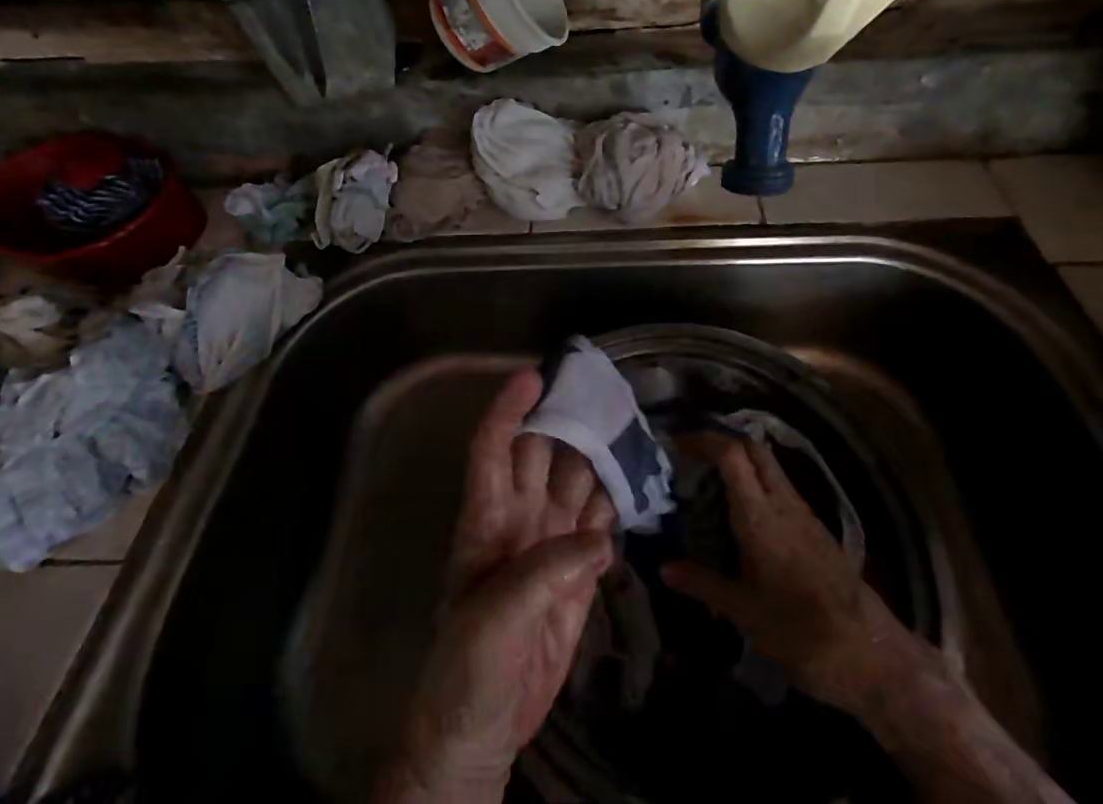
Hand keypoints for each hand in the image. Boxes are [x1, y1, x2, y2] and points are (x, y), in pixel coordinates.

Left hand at [375, 370, 615, 803]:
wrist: (484, 727)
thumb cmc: (467, 667)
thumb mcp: (494, 618)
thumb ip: (545, 572)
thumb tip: (599, 538)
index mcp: (486, 520)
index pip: (494, 450)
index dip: (509, 411)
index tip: (533, 375)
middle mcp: (519, 521)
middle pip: (543, 457)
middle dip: (566, 421)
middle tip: (603, 391)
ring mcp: (549, 545)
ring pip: (576, 486)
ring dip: (599, 458)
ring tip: (630, 428)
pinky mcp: (576, 574)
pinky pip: (598, 526)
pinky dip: (615, 504)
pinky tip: (635, 484)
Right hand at [661, 430, 941, 712]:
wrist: (865, 652)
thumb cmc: (797, 630)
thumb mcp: (742, 611)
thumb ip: (701, 583)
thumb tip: (664, 567)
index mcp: (761, 518)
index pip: (734, 455)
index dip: (705, 440)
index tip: (678, 443)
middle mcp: (783, 504)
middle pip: (755, 449)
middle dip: (722, 440)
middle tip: (691, 453)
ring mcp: (803, 512)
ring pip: (770, 466)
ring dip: (740, 460)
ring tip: (708, 479)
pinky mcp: (815, 526)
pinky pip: (779, 487)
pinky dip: (754, 482)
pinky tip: (738, 509)